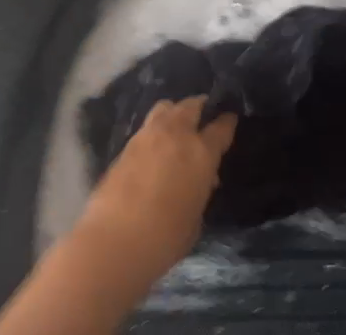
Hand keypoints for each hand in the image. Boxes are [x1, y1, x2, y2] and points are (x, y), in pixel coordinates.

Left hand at [75, 96, 237, 275]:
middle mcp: (176, 135)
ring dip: (174, 113)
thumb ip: (199, 191)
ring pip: (165, 108)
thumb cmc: (166, 237)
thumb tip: (197, 182)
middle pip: (190, 106)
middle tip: (203, 115)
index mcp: (201, 153)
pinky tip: (155, 148)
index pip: (221, 128)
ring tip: (177, 127)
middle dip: (199, 107)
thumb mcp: (195, 218)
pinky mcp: (125, 146)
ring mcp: (147, 136)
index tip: (230, 118)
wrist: (116, 240)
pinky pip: (146, 127)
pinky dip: (155, 130)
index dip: (227, 122)